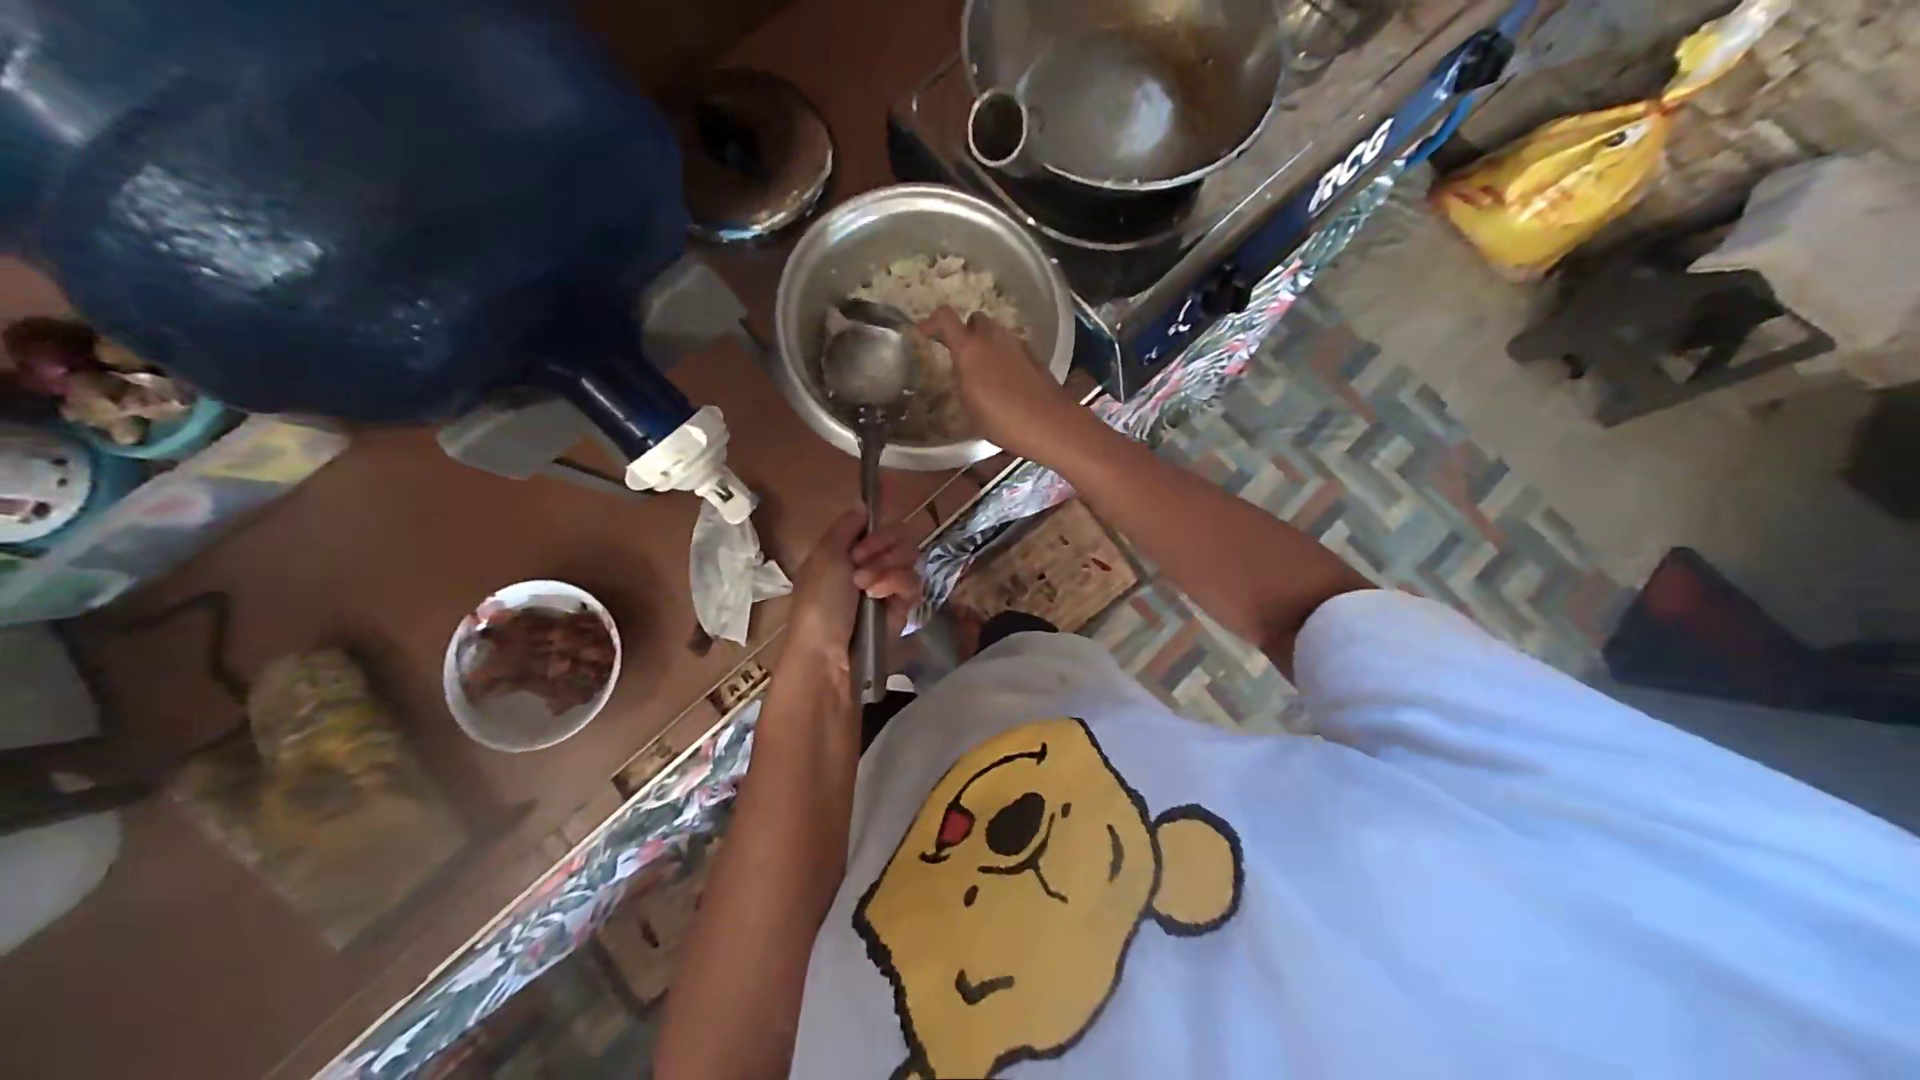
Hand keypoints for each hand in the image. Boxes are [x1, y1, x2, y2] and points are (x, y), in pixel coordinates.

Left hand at [783, 509, 922, 668]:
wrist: (828, 651)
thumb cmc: (818, 600)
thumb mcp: (824, 555)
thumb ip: (846, 526)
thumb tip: (863, 505)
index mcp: (848, 549)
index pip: (878, 523)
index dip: (875, 526)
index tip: (862, 538)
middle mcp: (871, 563)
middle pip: (899, 535)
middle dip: (880, 546)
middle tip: (859, 563)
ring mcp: (889, 585)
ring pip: (909, 556)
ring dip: (886, 567)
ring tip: (866, 587)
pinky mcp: (904, 606)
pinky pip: (914, 581)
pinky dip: (896, 584)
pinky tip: (879, 596)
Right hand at [921, 306, 1085, 461]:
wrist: (1048, 423)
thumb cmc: (1001, 420)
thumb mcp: (969, 406)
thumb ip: (962, 380)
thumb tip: (962, 371)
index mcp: (969, 348)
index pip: (945, 317)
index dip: (932, 321)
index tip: (925, 333)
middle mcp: (993, 338)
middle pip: (975, 320)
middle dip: (967, 332)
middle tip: (962, 355)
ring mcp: (1017, 344)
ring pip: (996, 333)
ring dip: (987, 344)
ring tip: (984, 372)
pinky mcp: (1034, 355)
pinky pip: (1012, 347)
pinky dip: (1005, 356)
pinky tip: (1006, 381)